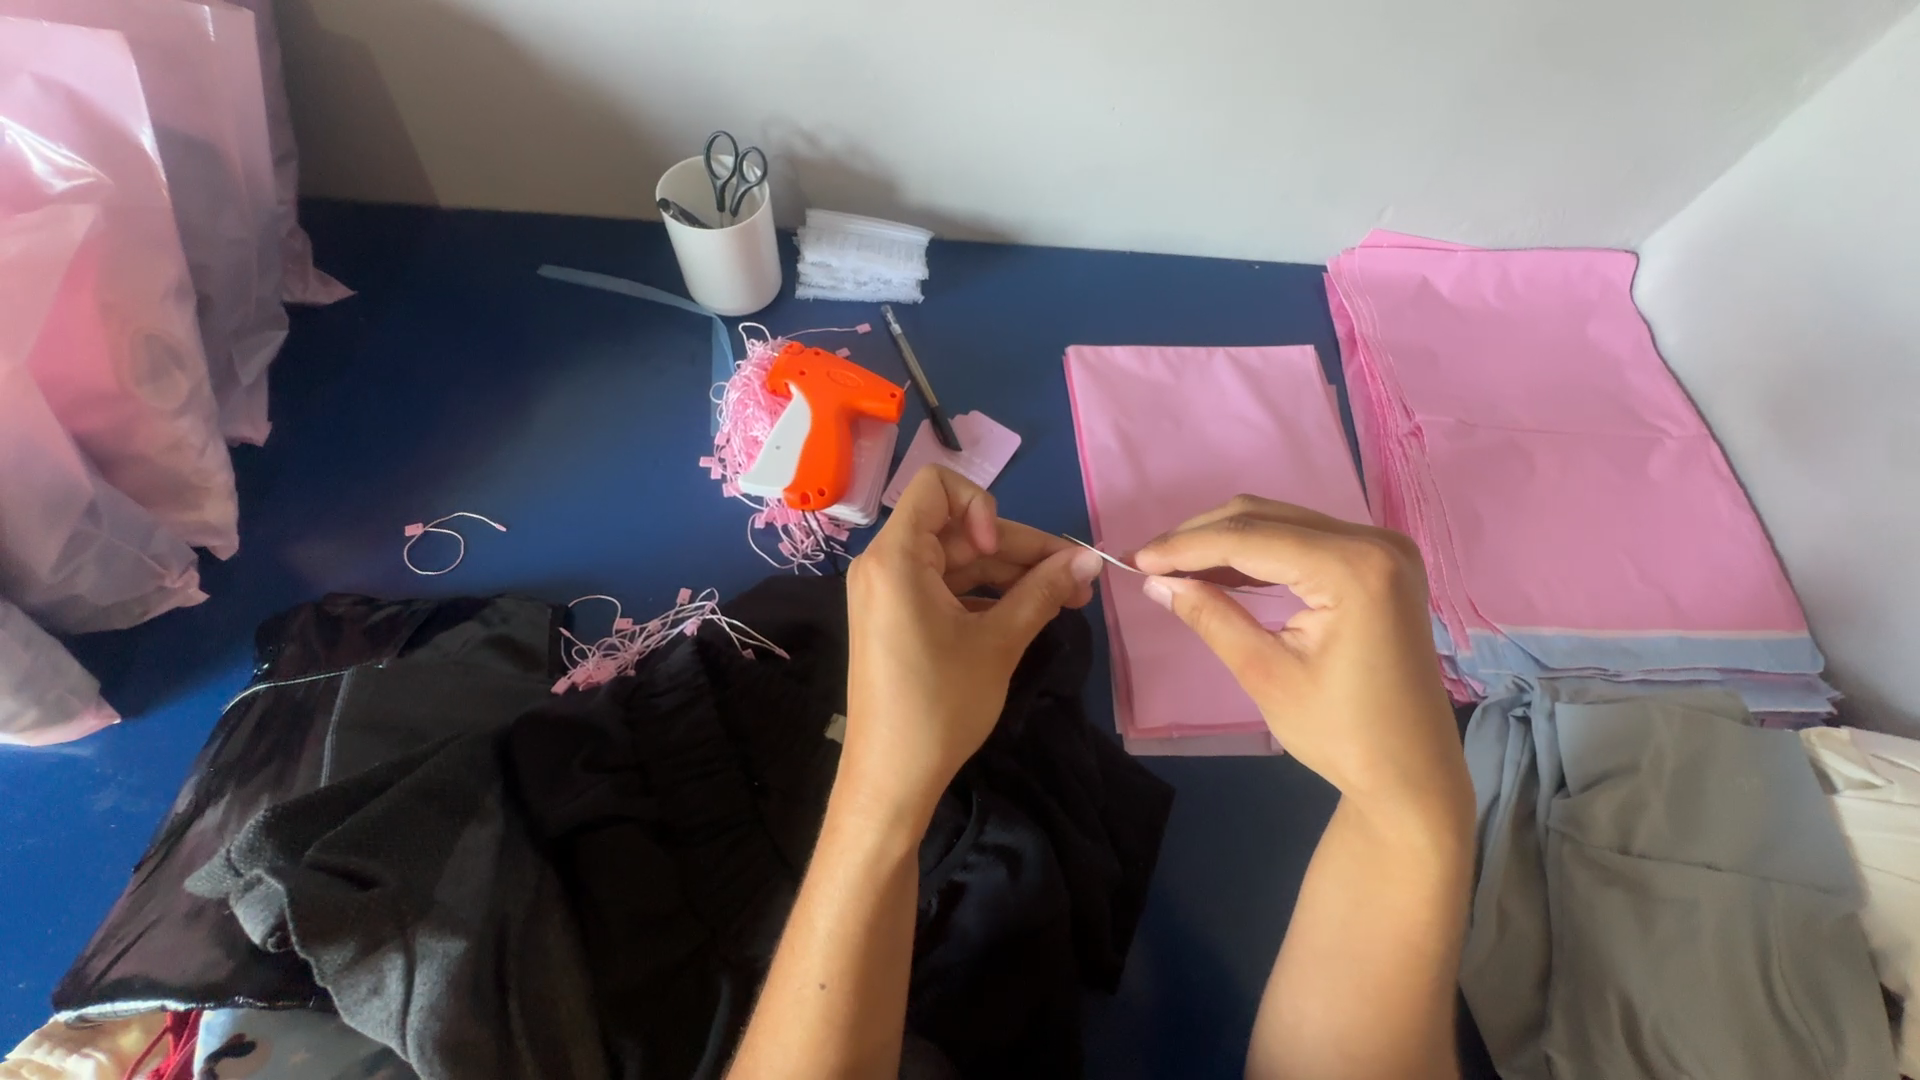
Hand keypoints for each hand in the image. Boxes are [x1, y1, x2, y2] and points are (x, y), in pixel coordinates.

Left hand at [841, 466, 1104, 823]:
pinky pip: (945, 589)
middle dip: (1020, 550)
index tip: (1001, 554)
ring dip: (1011, 575)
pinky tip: (1031, 613)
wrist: (891, 778)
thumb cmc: (940, 705)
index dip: (982, 507)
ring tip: (1069, 599)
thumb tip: (1088, 557)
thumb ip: (1043, 591)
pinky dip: (986, 596)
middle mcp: (885, 564)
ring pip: (959, 562)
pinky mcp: (898, 619)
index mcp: (897, 557)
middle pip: (959, 530)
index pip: (937, 486)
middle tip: (1077, 578)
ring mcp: (890, 593)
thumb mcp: (998, 643)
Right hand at [1134, 497, 1467, 821]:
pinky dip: (1257, 554)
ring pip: (1280, 523)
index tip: (1135, 558)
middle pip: (1265, 517)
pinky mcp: (1378, 564)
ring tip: (1174, 566)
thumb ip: (1210, 616)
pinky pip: (1303, 542)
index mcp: (1352, 568)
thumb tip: (1155, 581)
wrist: (1411, 774)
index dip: (1185, 546)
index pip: (1249, 537)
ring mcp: (1381, 550)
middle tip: (1148, 561)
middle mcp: (1373, 542)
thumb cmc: (1341, 733)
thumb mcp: (1264, 673)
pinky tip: (1219, 571)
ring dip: (1224, 542)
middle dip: (1200, 537)